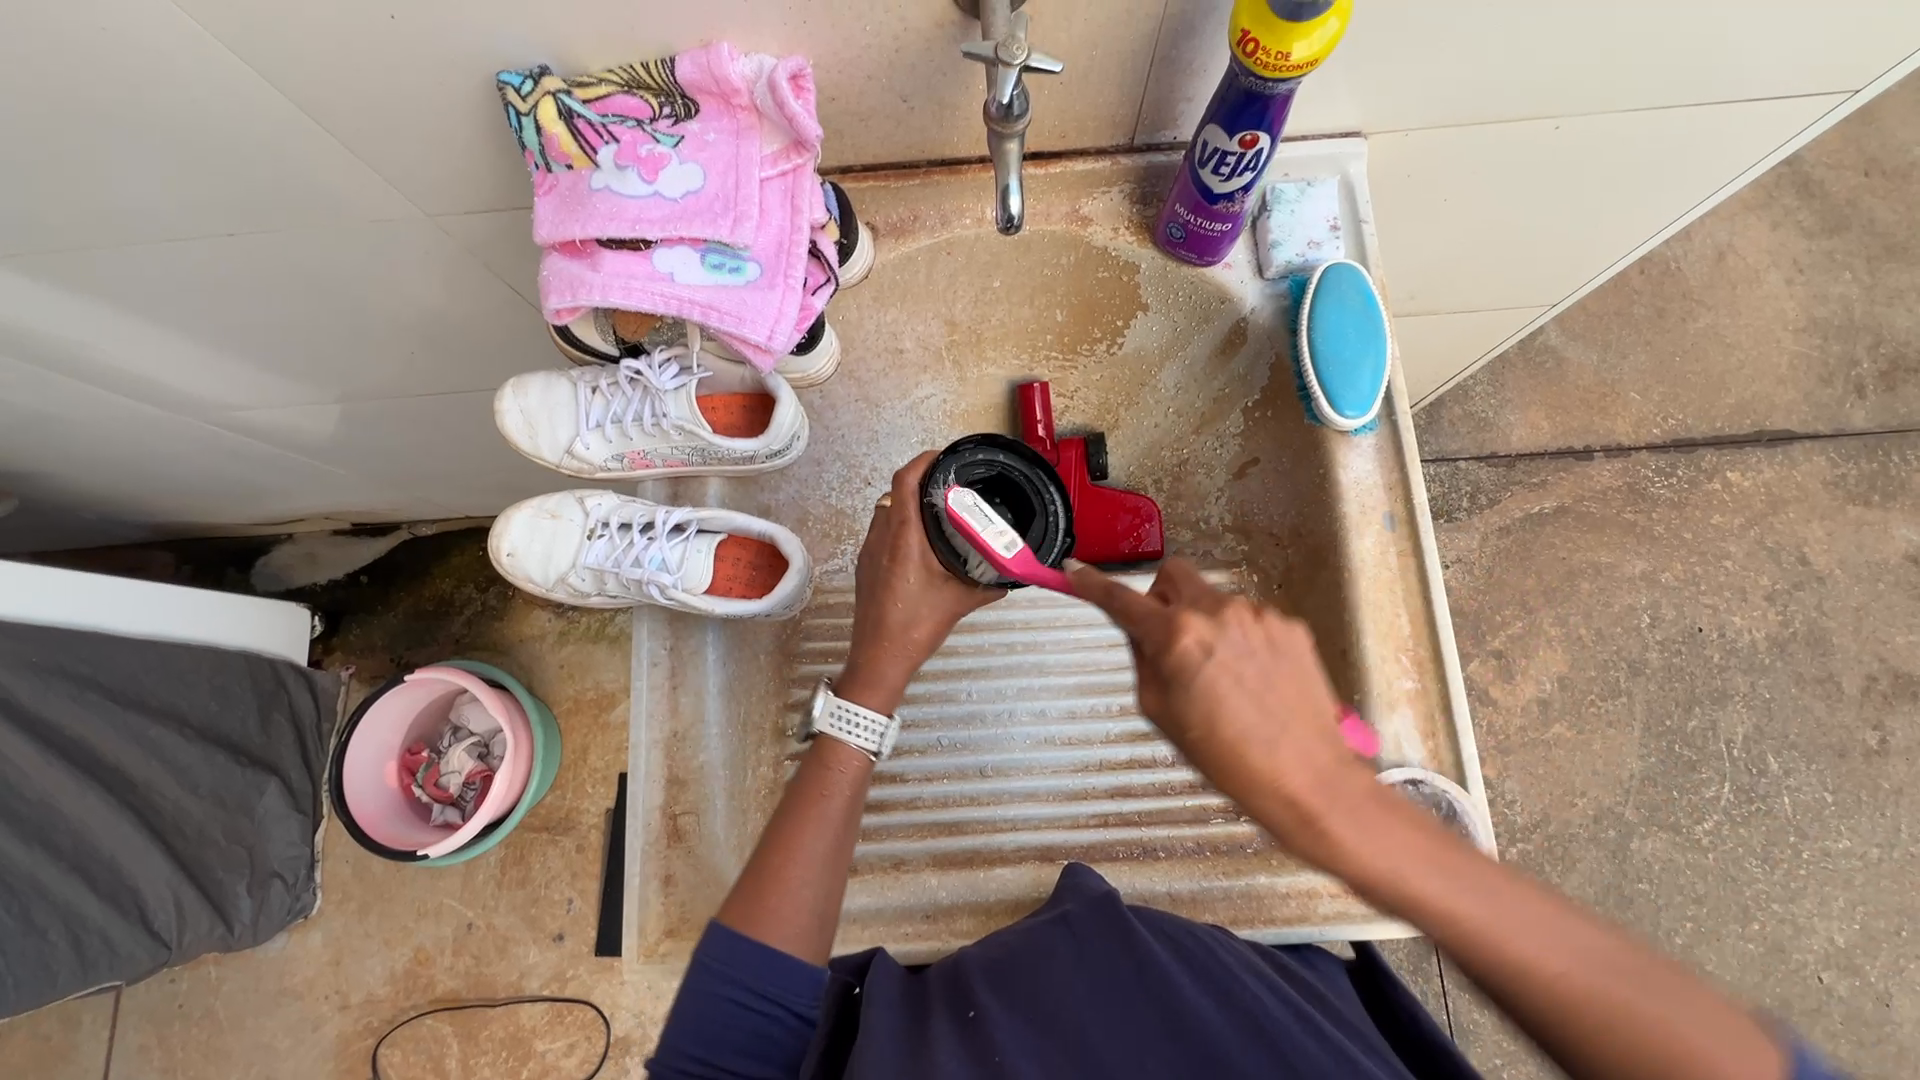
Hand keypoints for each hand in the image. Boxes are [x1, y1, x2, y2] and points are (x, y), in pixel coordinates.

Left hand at [837, 452, 1003, 713]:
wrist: (879, 658)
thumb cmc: (914, 628)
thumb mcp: (960, 601)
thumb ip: (989, 584)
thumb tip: (1011, 576)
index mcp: (903, 537)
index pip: (904, 480)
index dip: (922, 460)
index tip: (942, 456)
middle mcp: (880, 538)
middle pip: (894, 493)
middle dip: (919, 482)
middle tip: (946, 485)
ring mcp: (869, 552)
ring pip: (886, 513)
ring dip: (908, 506)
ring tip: (936, 513)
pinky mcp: (865, 567)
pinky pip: (880, 534)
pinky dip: (899, 528)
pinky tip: (920, 545)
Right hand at [1067, 558, 1379, 860]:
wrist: (1306, 777)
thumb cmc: (1228, 757)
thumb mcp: (1161, 712)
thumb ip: (1143, 660)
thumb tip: (1139, 632)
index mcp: (1176, 637)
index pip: (1121, 599)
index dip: (1092, 584)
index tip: (1075, 571)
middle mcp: (1217, 612)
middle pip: (1173, 575)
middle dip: (1161, 597)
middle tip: (1166, 636)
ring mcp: (1258, 615)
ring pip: (1214, 599)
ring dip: (1205, 623)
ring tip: (1222, 676)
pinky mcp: (1290, 625)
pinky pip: (1250, 618)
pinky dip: (1241, 639)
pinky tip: (1252, 679)